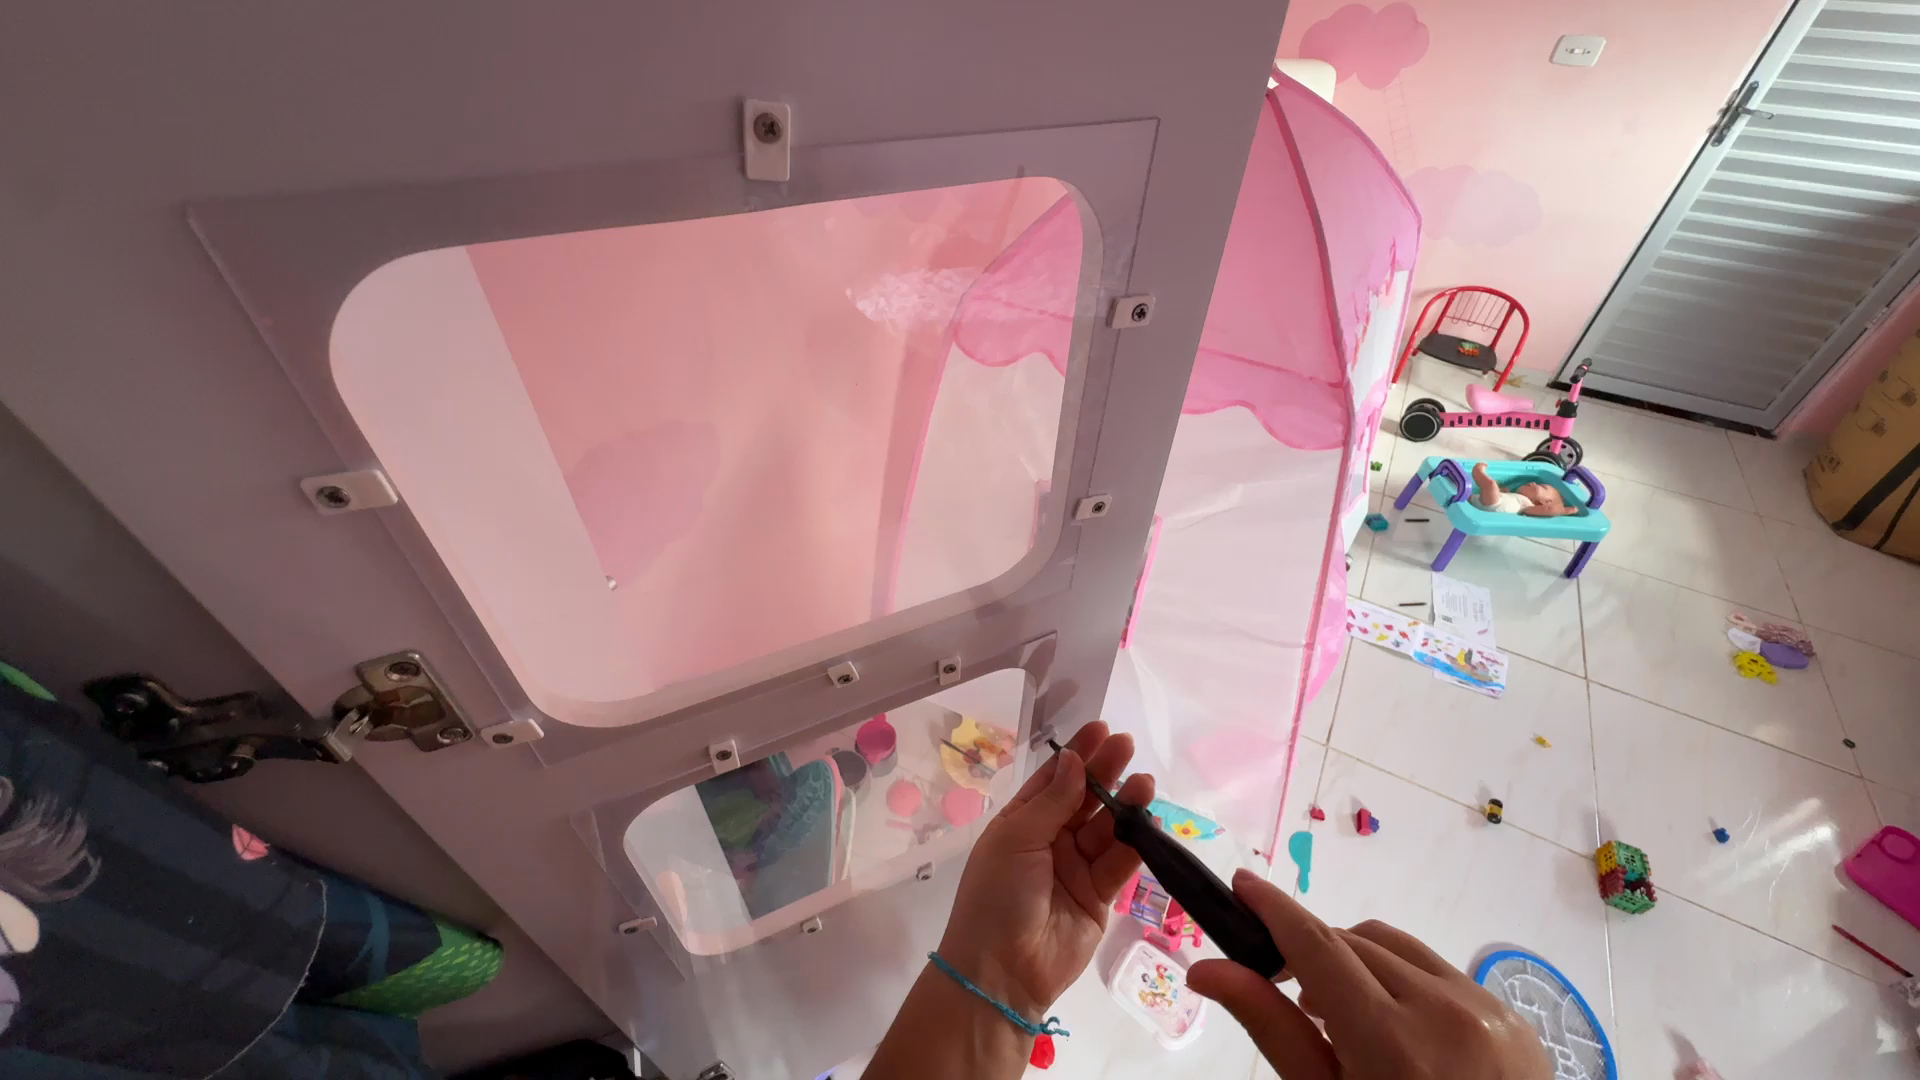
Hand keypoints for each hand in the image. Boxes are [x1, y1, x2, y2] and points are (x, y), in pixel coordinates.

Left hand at [935, 721, 1153, 1018]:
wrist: (1002, 971)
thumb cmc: (997, 894)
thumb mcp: (1018, 838)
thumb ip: (1052, 801)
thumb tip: (1072, 759)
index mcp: (1023, 821)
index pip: (1054, 779)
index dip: (1077, 754)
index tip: (1100, 729)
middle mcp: (1051, 839)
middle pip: (1084, 798)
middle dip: (1105, 772)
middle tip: (1127, 745)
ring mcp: (1077, 867)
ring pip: (1106, 827)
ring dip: (1125, 804)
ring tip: (1143, 782)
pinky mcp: (1099, 896)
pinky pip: (1119, 863)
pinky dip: (1134, 843)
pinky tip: (1148, 820)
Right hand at [1188, 871, 1550, 1079]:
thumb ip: (1270, 1026)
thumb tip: (1204, 969)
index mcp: (1393, 1044)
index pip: (1316, 943)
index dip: (1273, 907)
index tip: (1240, 882)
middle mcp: (1445, 1012)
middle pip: (1349, 942)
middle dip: (1312, 955)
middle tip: (1292, 992)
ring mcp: (1489, 1012)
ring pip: (1392, 945)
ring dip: (1356, 960)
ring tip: (1347, 1013)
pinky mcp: (1516, 1019)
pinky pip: (1436, 968)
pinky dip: (1402, 980)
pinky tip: (1401, 1028)